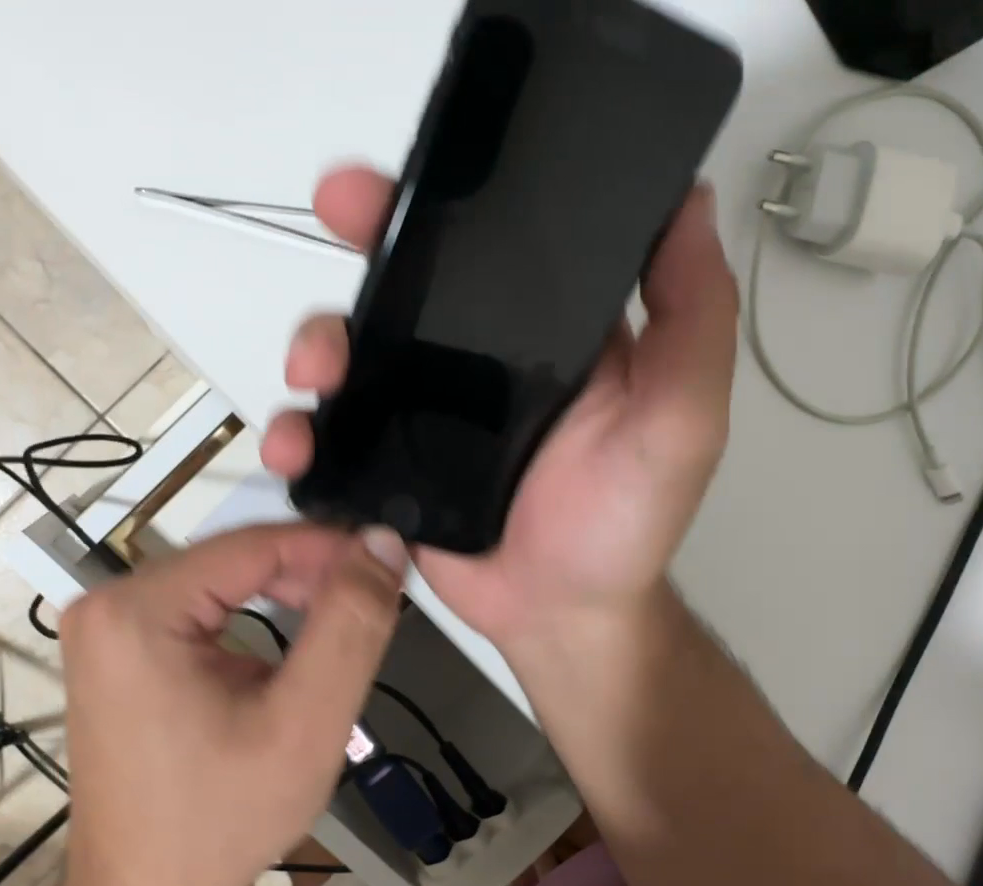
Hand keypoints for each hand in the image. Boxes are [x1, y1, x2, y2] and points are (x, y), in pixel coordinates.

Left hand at [56, 523, 408, 885]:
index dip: (327, 547)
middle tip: (369, 605)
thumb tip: (382, 545)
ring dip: (280, 602)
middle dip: (305, 578)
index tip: (385, 563)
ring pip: (215, 587)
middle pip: (229, 562)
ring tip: (337, 632)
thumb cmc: (219, 822)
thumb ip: (350, 627)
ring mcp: (103, 632)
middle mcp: (105, 605)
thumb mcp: (304, 724)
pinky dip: (245, 627)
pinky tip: (284, 659)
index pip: (250, 544)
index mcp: (135, 610)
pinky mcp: (113, 657)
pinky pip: (192, 617)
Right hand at [262, 168, 738, 650]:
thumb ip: (690, 320)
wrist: (560, 613)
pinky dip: (298, 435)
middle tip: (335, 218)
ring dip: (316, 344)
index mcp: (538, 334)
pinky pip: (329, 437)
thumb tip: (687, 204)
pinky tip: (292, 448)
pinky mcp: (384, 466)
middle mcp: (472, 361)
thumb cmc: (625, 523)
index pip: (488, 248)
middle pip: (403, 286)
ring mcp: (419, 413)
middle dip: (362, 245)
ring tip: (313, 375)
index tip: (404, 175)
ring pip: (351, 355)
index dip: (443, 202)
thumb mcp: (681, 418)